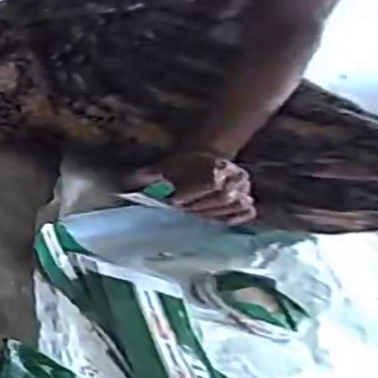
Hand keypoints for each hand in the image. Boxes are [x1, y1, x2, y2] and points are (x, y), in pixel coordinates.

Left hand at [132, 150, 256, 224]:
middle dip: (199, 206)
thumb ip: (149, 174)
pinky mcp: (248, 199)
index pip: (210, 183)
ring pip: (237, 205)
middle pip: (224, 197)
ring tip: (192, 214)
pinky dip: (232, 218)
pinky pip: (247, 212)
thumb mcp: (165, 165)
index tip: (173, 201)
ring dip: (212, 213)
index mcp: (219, 165)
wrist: (203, 158)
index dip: (191, 194)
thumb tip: (128, 182)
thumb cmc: (181, 165)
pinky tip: (213, 219)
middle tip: (181, 210)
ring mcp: (246, 189)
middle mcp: (238, 177)